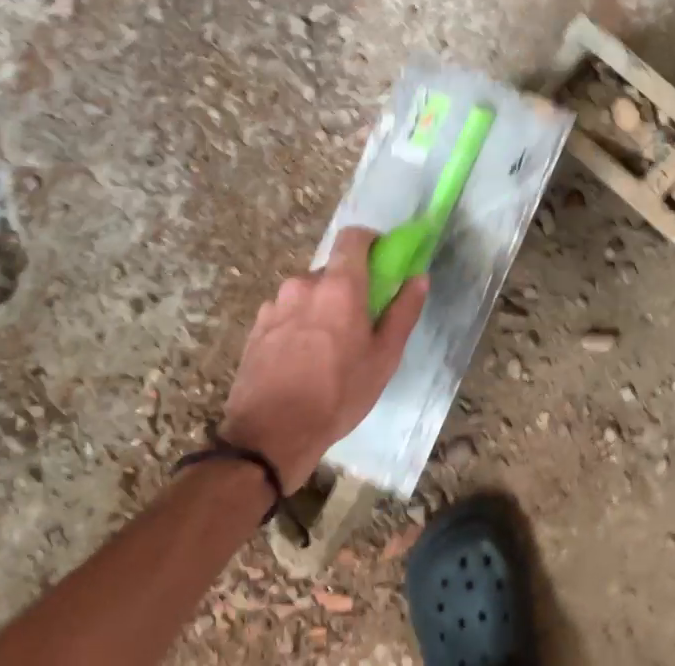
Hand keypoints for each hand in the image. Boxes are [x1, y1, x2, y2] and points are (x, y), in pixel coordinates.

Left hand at [218, 228, 426, 492]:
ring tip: (329, 350)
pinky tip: (303, 361)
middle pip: (332, 271)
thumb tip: (418, 278)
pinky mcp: (256, 328)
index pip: (353, 237)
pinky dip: (299, 326)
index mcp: (339, 286)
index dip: (370, 242)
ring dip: (321, 309)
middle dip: (347, 288)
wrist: (270, 435)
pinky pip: (286, 314)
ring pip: (308, 294)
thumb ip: (403, 311)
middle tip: (359, 324)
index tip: (382, 261)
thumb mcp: (384, 357)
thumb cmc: (338, 394)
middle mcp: (303, 285)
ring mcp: (274, 306)